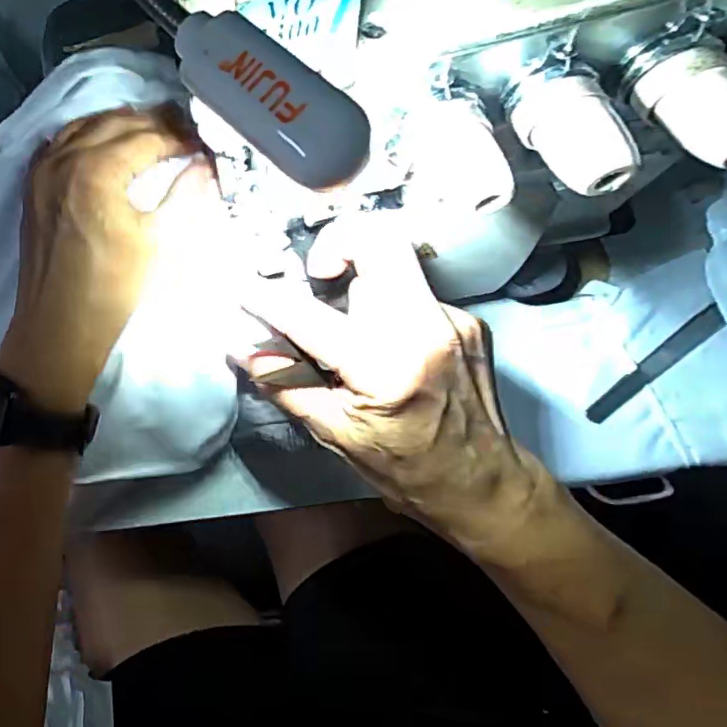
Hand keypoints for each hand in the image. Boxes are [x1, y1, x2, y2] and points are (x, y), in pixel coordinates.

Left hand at [0, 107, 213, 414]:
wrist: (59, 328)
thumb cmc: (112, 289)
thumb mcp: (155, 240)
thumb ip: (181, 194)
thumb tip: (205, 164)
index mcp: (96, 170)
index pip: (147, 138)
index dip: (180, 138)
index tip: (203, 143)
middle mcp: (64, 158)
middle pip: (116, 123)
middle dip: (154, 123)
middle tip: (185, 132)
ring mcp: (42, 170)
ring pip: (85, 125)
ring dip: (120, 124)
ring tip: (151, 132)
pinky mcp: (32, 185)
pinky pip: (60, 142)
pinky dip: (86, 135)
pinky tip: (105, 144)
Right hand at [240, 213, 570, 560]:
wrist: (481, 483)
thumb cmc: (408, 470)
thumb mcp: (334, 433)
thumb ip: (285, 383)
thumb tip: (245, 349)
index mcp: (387, 369)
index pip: (310, 317)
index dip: (268, 301)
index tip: (248, 293)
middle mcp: (425, 332)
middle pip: (378, 243)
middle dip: (337, 243)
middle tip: (315, 272)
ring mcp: (451, 321)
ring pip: (394, 266)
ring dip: (360, 280)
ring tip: (345, 318)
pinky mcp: (465, 321)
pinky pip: (413, 293)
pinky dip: (387, 306)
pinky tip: (383, 342)